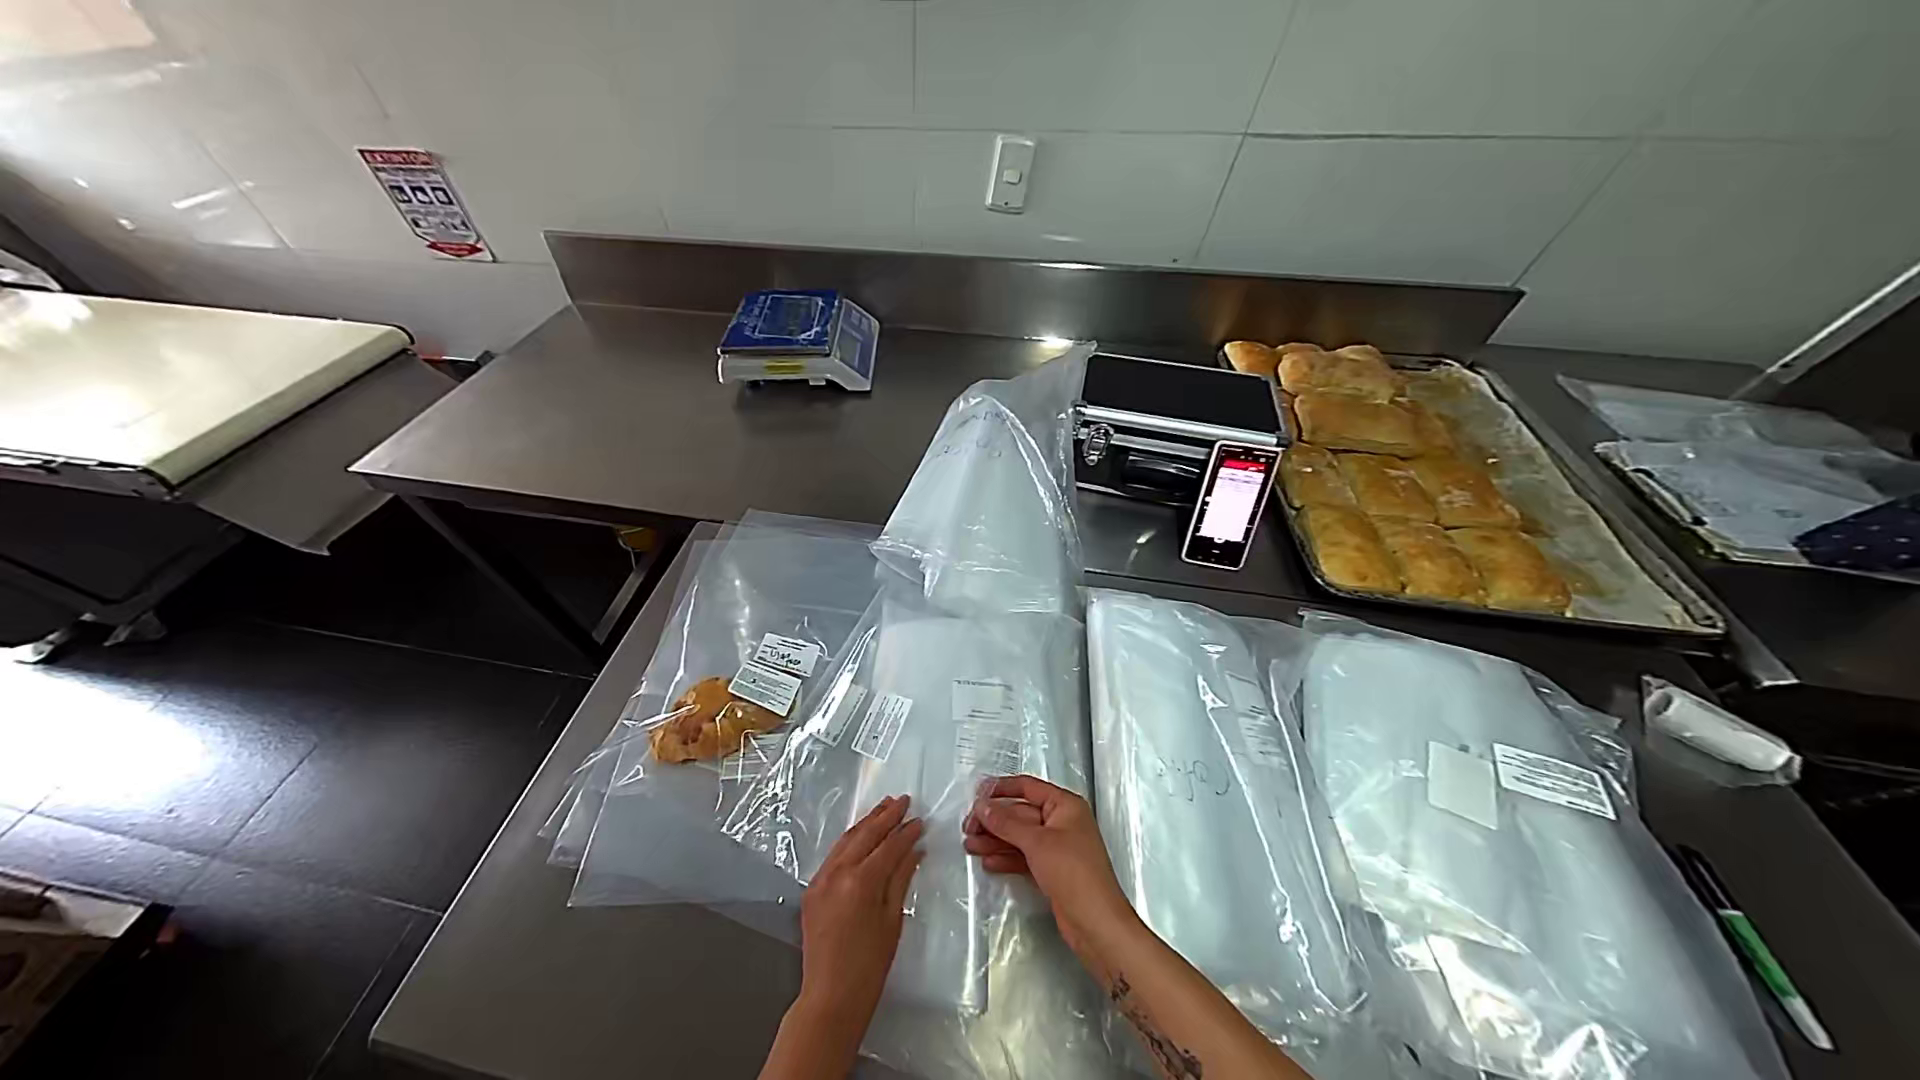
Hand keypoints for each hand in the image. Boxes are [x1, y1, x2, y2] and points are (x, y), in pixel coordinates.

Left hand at [797, 794, 923, 1021]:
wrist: (830, 997)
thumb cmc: (869, 965)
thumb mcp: (892, 919)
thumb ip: (901, 878)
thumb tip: (914, 849)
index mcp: (861, 881)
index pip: (889, 846)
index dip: (906, 832)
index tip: (920, 820)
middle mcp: (838, 873)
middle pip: (866, 834)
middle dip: (886, 816)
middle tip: (904, 801)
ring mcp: (821, 879)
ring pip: (847, 840)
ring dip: (867, 822)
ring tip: (885, 808)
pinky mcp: (812, 889)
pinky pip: (834, 855)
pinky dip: (851, 840)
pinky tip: (862, 835)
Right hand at [963, 775, 1135, 964]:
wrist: (1096, 923)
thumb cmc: (1074, 873)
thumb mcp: (1037, 842)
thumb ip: (1006, 823)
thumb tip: (983, 806)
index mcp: (1065, 805)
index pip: (1028, 787)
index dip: (1002, 788)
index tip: (977, 794)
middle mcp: (1062, 822)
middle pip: (1021, 813)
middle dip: (994, 820)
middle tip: (968, 826)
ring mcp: (1057, 847)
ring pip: (1020, 837)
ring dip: (995, 839)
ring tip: (970, 845)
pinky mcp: (1052, 870)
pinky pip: (1024, 856)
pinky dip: (1006, 857)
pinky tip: (988, 861)